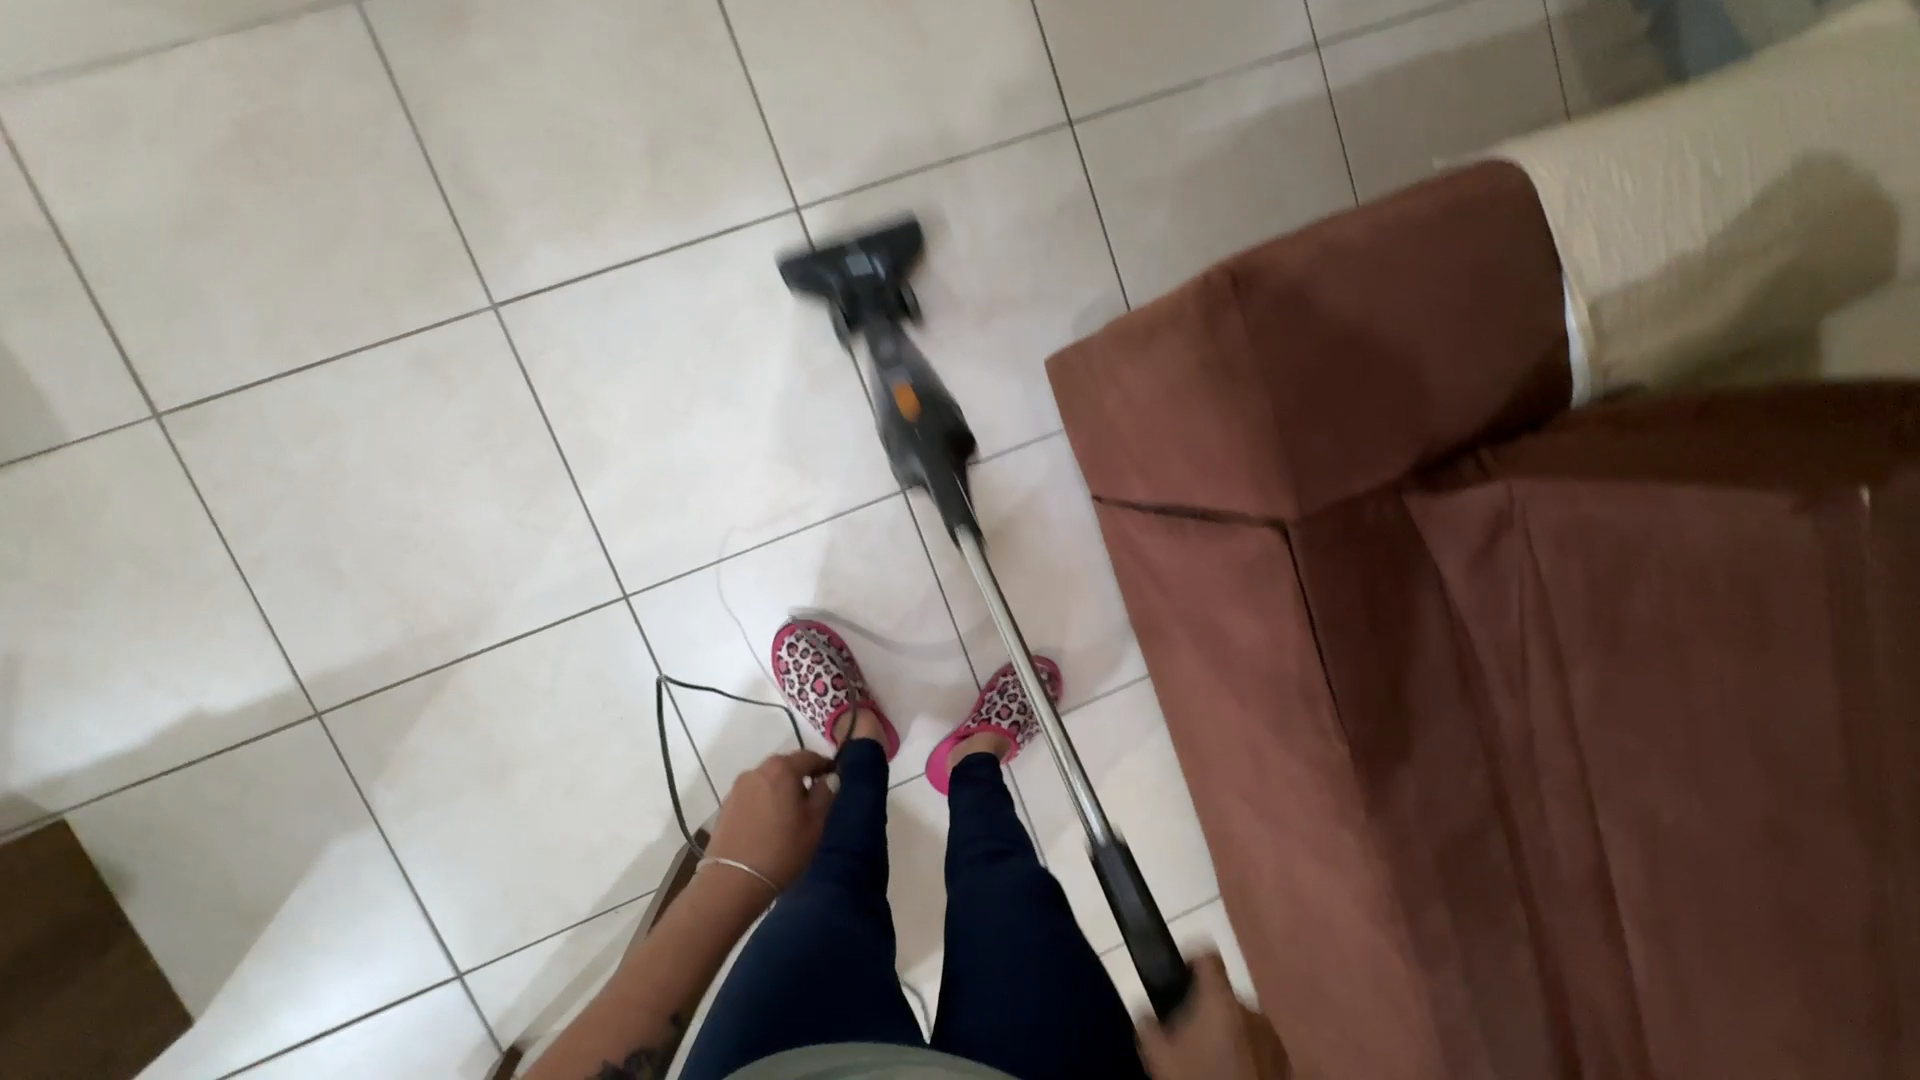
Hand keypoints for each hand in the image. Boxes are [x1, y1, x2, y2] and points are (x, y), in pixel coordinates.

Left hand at [706, 749, 836, 889]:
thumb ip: (825, 794)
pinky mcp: (725, 806)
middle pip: (785, 766)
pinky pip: (752, 796)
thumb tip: (830, 778)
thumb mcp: (814, 823)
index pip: (809, 756)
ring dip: (781, 789)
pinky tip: (769, 823)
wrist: (733, 881)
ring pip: (767, 781)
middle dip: (801, 777)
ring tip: (790, 814)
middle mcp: (757, 770)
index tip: (834, 777)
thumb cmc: (782, 849)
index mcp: (781, 769)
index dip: (824, 764)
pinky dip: (764, 801)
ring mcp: (737, 788)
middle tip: (813, 798)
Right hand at [1138, 953, 1289, 1079]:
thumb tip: (1147, 1009)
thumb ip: (1146, 1020)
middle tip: (1188, 1033)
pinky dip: (1245, 1051)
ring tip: (1210, 1058)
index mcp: (1219, 998)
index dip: (1190, 958)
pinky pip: (1258, 1043)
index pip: (1207, 954)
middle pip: (1223, 992)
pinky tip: (1230, 1072)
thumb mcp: (1157, 1054)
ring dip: (1226, 1030)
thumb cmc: (1197, 1079)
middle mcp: (1251, 1008)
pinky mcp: (1285, 1062)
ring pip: (1241, 1019)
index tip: (1178, 974)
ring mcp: (1272, 1035)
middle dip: (1205, 1007)